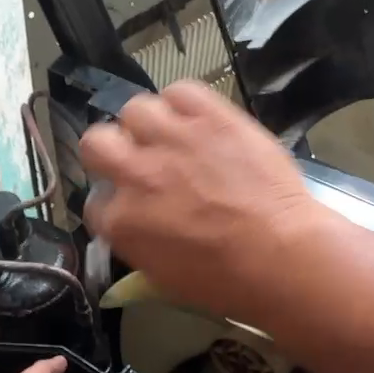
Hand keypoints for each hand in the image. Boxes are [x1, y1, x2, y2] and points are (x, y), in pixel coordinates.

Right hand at [80, 80, 329, 324]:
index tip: (129, 206)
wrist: (278, 256)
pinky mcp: (211, 116)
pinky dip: (182, 104)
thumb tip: (136, 226)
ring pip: (134, 109)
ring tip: (168, 138)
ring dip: (146, 125)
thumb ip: (137, 244)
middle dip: (109, 152)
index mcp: (121, 223)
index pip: (95, 203)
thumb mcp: (162, 278)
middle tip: (134, 162)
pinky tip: (195, 121)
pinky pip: (180, 90)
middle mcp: (136, 175)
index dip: (112, 203)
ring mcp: (172, 140)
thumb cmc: (223, 281)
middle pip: (95, 143)